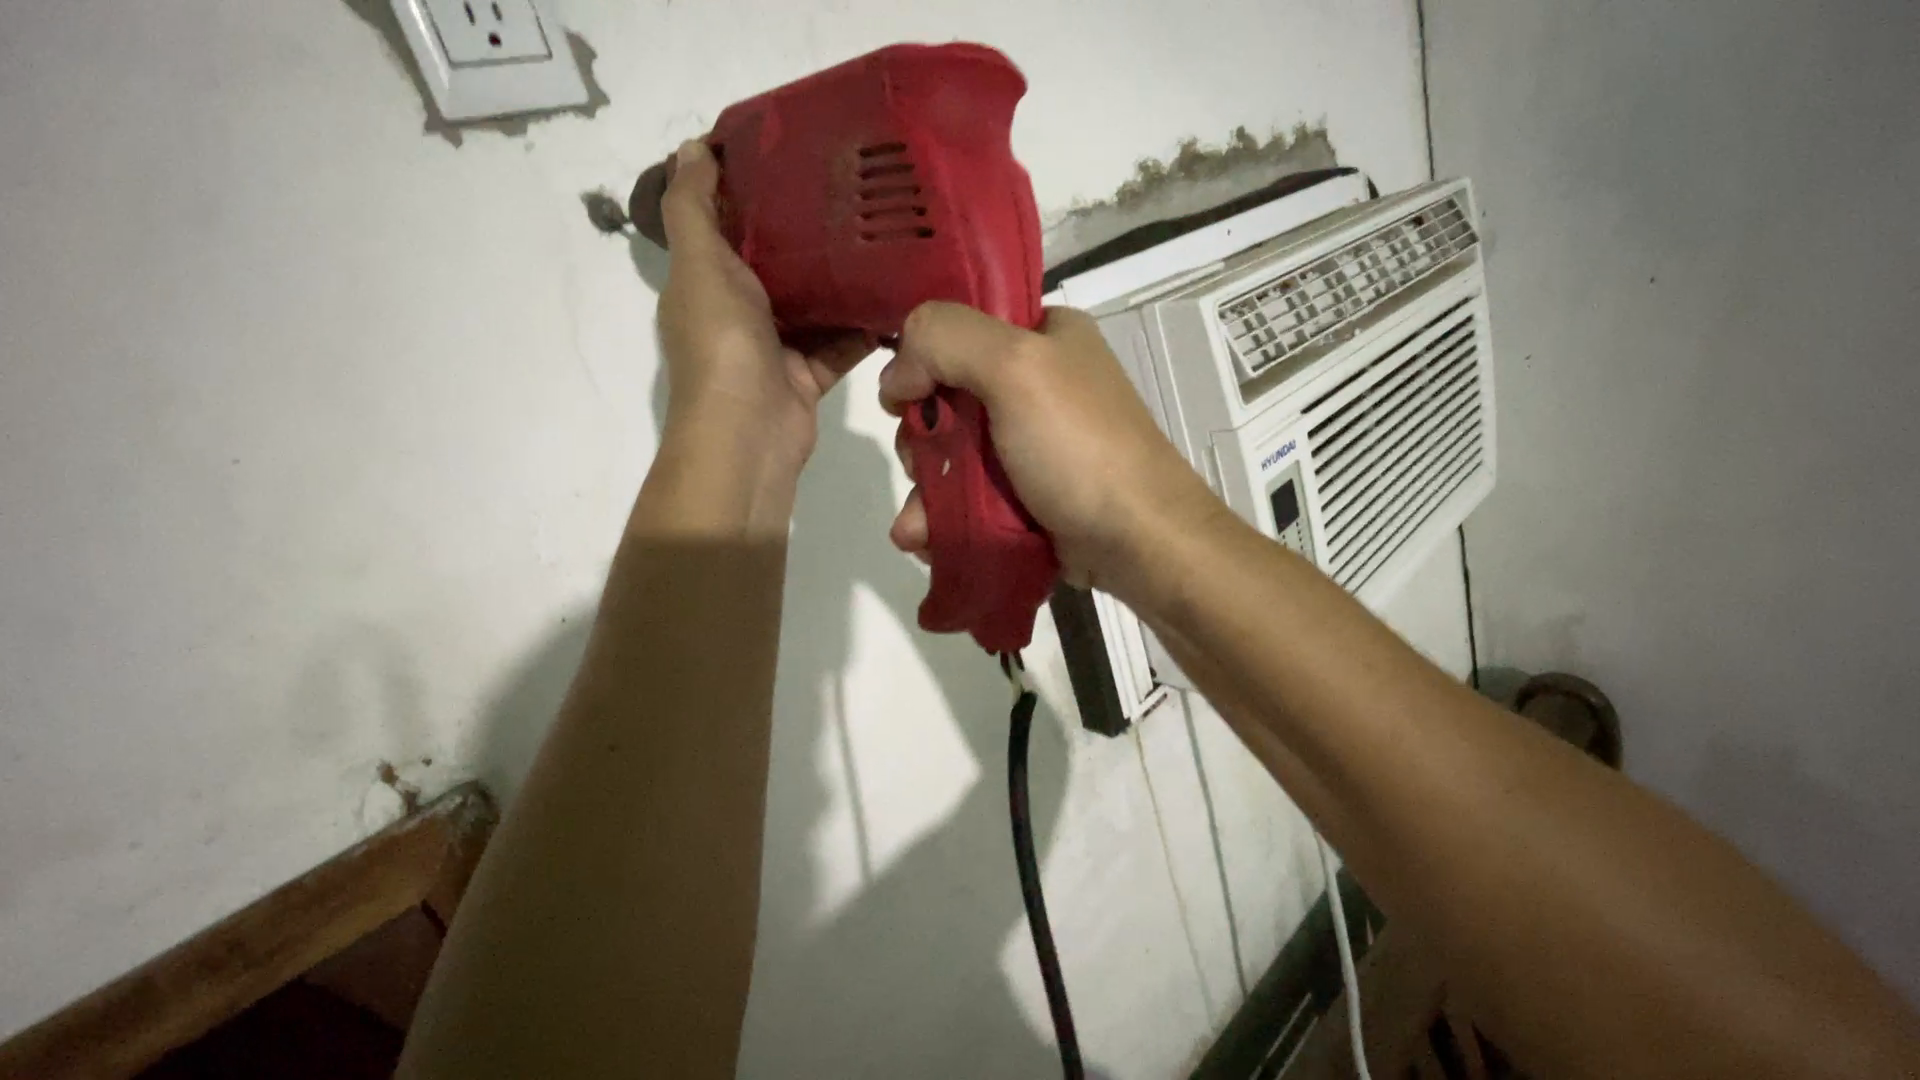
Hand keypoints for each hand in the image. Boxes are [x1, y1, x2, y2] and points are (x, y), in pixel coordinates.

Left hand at [657, 140, 871, 473]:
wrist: (748, 434)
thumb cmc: (720, 343)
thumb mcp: (699, 264)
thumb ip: (693, 207)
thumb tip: (691, 147)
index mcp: (704, 283)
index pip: (721, 226)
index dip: (745, 190)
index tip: (786, 153)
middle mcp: (736, 313)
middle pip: (771, 264)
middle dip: (802, 232)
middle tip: (847, 190)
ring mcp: (774, 347)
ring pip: (811, 304)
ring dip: (838, 280)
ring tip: (880, 236)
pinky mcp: (808, 375)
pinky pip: (839, 342)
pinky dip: (861, 326)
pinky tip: (894, 297)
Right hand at [878, 302, 1222, 601]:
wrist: (1138, 541)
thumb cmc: (1079, 446)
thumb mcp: (1016, 367)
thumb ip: (945, 341)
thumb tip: (896, 376)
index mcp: (1045, 336)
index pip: (961, 328)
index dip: (924, 360)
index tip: (907, 399)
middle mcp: (1038, 384)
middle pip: (947, 398)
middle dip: (921, 440)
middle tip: (921, 466)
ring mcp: (1033, 445)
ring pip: (952, 456)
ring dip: (925, 491)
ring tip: (918, 526)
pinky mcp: (1028, 495)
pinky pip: (969, 496)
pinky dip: (943, 518)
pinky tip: (926, 540)